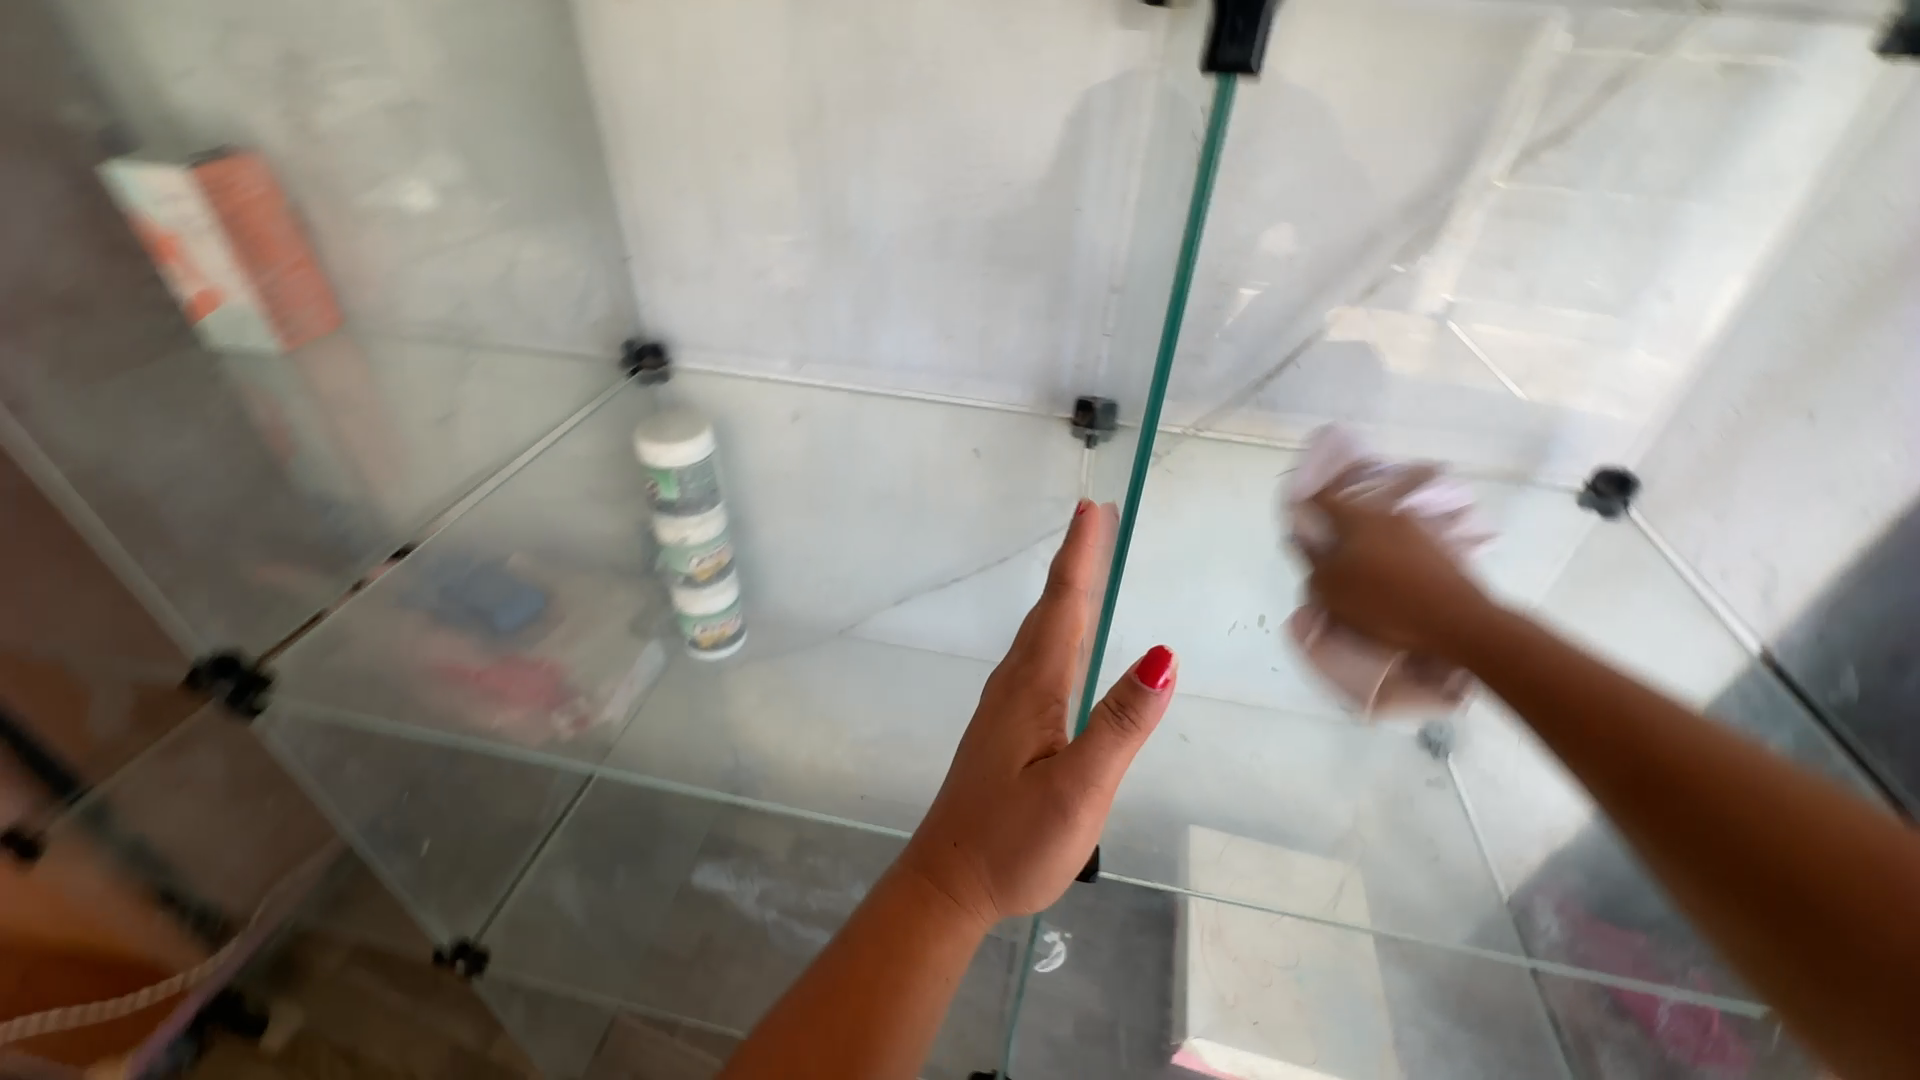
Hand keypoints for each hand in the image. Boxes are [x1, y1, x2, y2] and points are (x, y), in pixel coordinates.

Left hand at [896, 499, 1176, 930]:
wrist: (949, 883)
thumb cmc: (1013, 842)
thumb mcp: (1080, 789)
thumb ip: (1120, 722)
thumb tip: (1163, 654)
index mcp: (1033, 687)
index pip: (1064, 605)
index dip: (1081, 555)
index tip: (1093, 508)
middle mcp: (1014, 684)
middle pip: (1050, 609)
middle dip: (1075, 561)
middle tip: (1095, 518)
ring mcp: (1005, 706)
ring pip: (1040, 633)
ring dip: (1065, 592)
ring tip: (1085, 563)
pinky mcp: (1004, 727)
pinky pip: (1037, 658)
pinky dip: (1056, 629)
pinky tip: (1063, 640)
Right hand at [1300, 485, 1498, 660]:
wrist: (1457, 623)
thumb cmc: (1383, 603)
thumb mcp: (1329, 589)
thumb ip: (1310, 559)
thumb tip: (1300, 538)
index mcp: (1356, 518)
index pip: (1321, 498)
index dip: (1305, 508)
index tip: (1299, 527)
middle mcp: (1387, 515)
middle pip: (1351, 518)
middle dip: (1337, 535)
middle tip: (1328, 562)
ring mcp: (1417, 531)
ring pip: (1378, 535)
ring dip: (1365, 551)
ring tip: (1360, 580)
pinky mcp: (1438, 550)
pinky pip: (1401, 550)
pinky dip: (1389, 563)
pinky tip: (1389, 587)